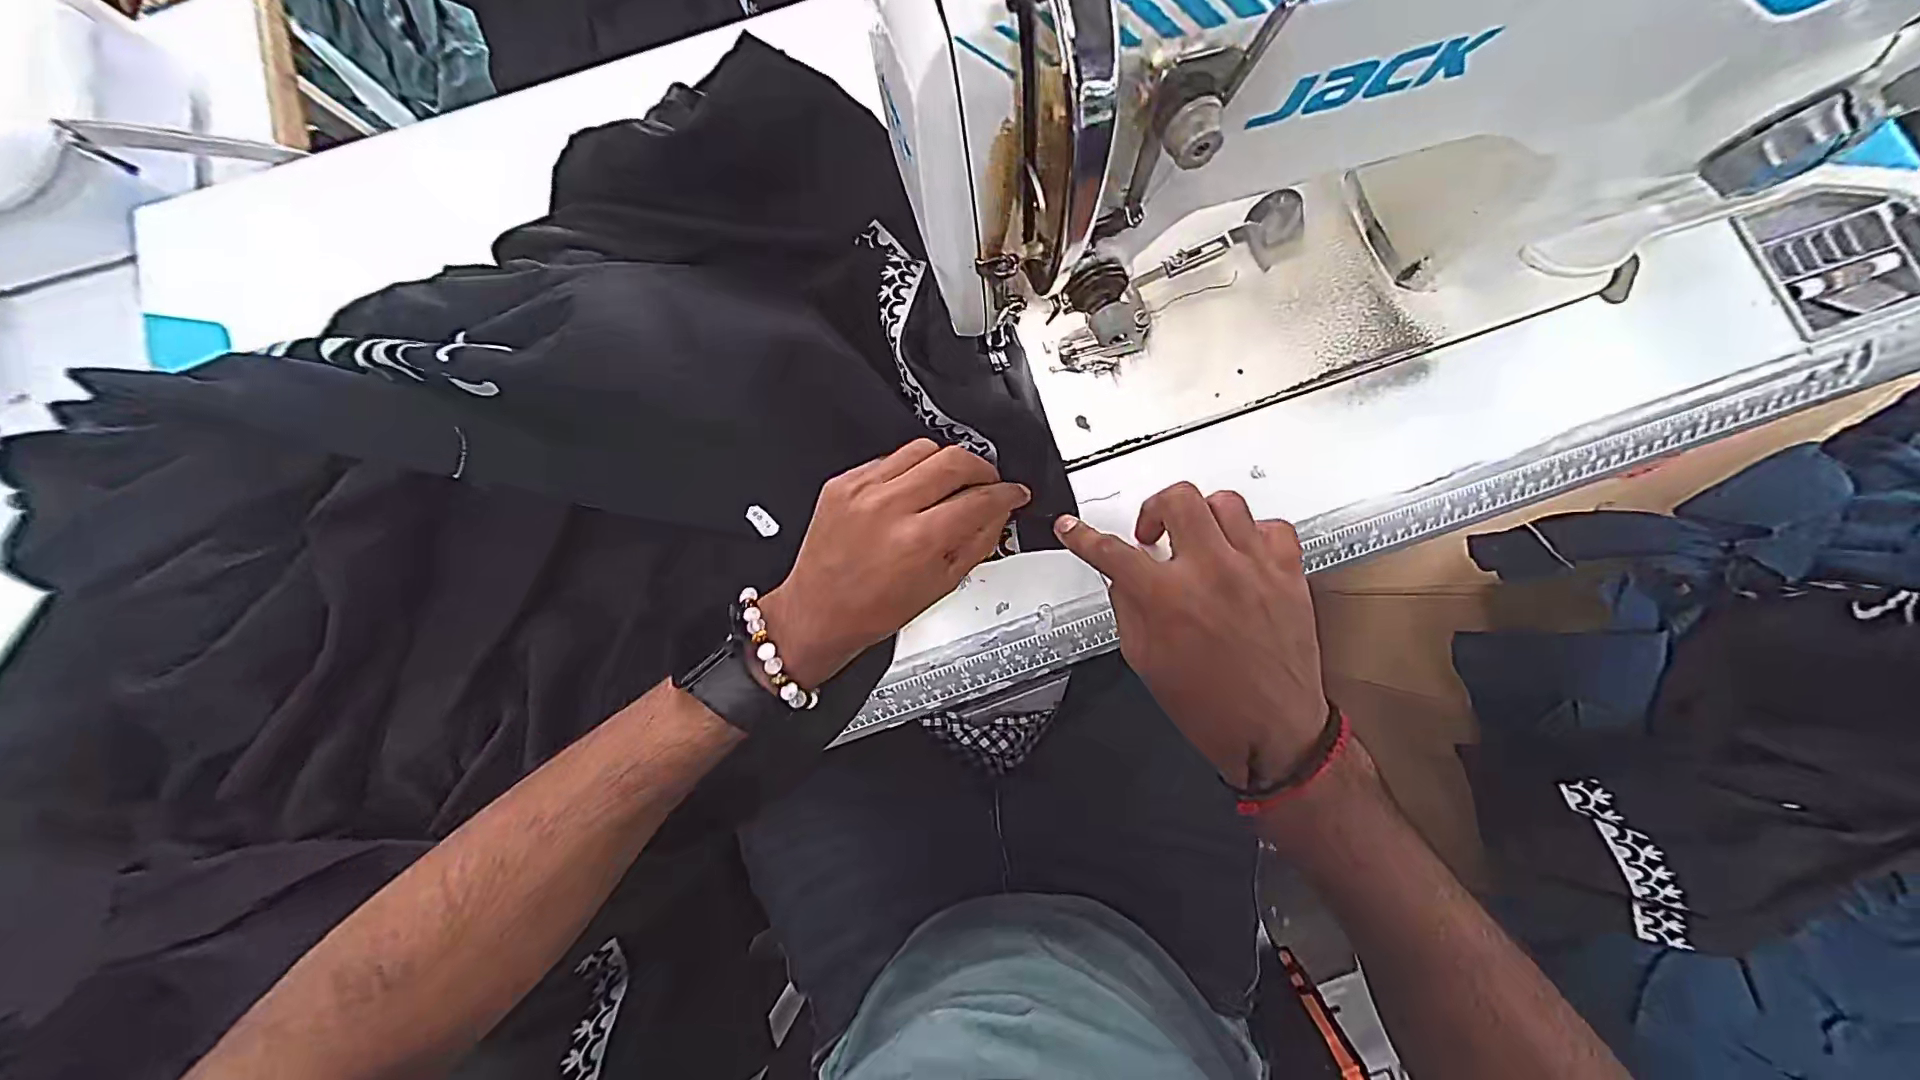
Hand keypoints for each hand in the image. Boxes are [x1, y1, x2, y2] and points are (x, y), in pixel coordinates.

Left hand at [758, 439, 1029, 687]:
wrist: (818, 611)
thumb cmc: (871, 610)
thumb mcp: (941, 585)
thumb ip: (978, 543)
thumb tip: (999, 515)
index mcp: (919, 540)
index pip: (981, 499)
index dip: (1008, 494)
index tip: (1013, 494)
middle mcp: (889, 508)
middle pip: (956, 459)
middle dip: (984, 469)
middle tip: (989, 483)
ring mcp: (863, 491)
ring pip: (924, 448)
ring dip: (948, 462)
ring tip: (952, 484)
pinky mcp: (844, 483)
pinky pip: (890, 458)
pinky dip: (911, 469)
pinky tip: (914, 489)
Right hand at [1054, 483, 1326, 787]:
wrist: (1273, 732)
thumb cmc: (1213, 708)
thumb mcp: (1145, 660)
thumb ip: (1127, 609)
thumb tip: (1120, 579)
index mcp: (1167, 599)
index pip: (1111, 551)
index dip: (1083, 536)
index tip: (1074, 529)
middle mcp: (1211, 574)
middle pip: (1176, 500)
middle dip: (1153, 508)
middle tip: (1150, 532)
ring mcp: (1254, 570)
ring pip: (1224, 502)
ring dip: (1200, 515)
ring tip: (1195, 538)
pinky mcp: (1288, 575)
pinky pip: (1272, 526)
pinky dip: (1251, 532)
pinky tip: (1239, 549)